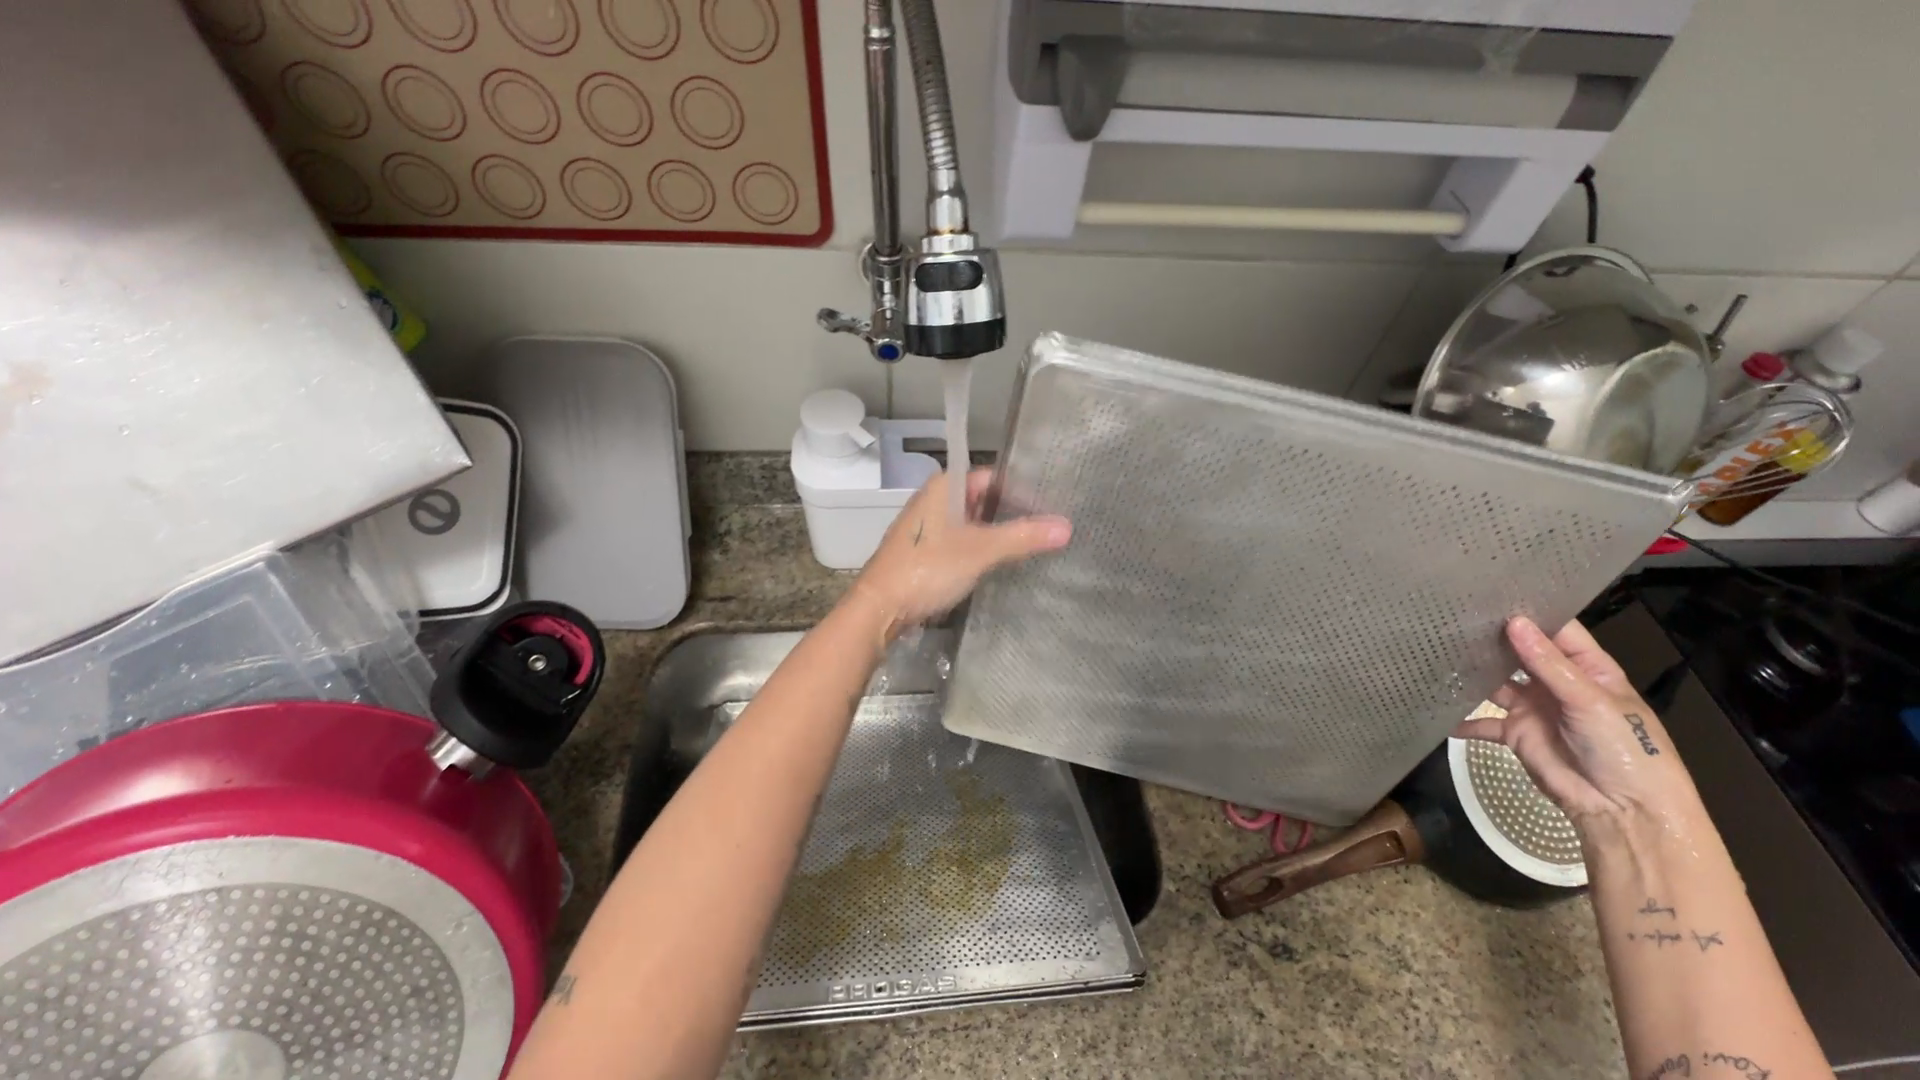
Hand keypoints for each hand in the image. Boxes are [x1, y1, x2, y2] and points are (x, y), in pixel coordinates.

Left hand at [850, 467, 1071, 636]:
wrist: (878, 608)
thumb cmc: (927, 569)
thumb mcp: (980, 551)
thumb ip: (1023, 536)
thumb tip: (1067, 526)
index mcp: (943, 487)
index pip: (991, 475)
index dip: (1020, 487)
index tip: (1050, 503)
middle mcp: (933, 500)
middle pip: (982, 499)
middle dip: (1011, 512)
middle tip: (1048, 526)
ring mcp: (927, 528)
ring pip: (971, 523)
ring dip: (996, 533)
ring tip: (1032, 545)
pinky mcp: (924, 553)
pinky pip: (960, 542)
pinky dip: (979, 549)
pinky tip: (1000, 564)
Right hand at [1455, 617, 1695, 820]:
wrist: (1621, 810)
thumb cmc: (1623, 747)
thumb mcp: (1589, 700)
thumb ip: (1547, 663)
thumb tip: (1513, 623)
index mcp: (1588, 669)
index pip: (1557, 631)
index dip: (1530, 614)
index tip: (1494, 594)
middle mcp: (1558, 683)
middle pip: (1521, 654)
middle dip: (1494, 639)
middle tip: (1455, 616)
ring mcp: (1534, 708)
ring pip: (1497, 683)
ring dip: (1475, 673)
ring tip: (1440, 652)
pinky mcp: (1516, 734)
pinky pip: (1483, 723)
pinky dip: (1463, 720)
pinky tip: (1439, 711)